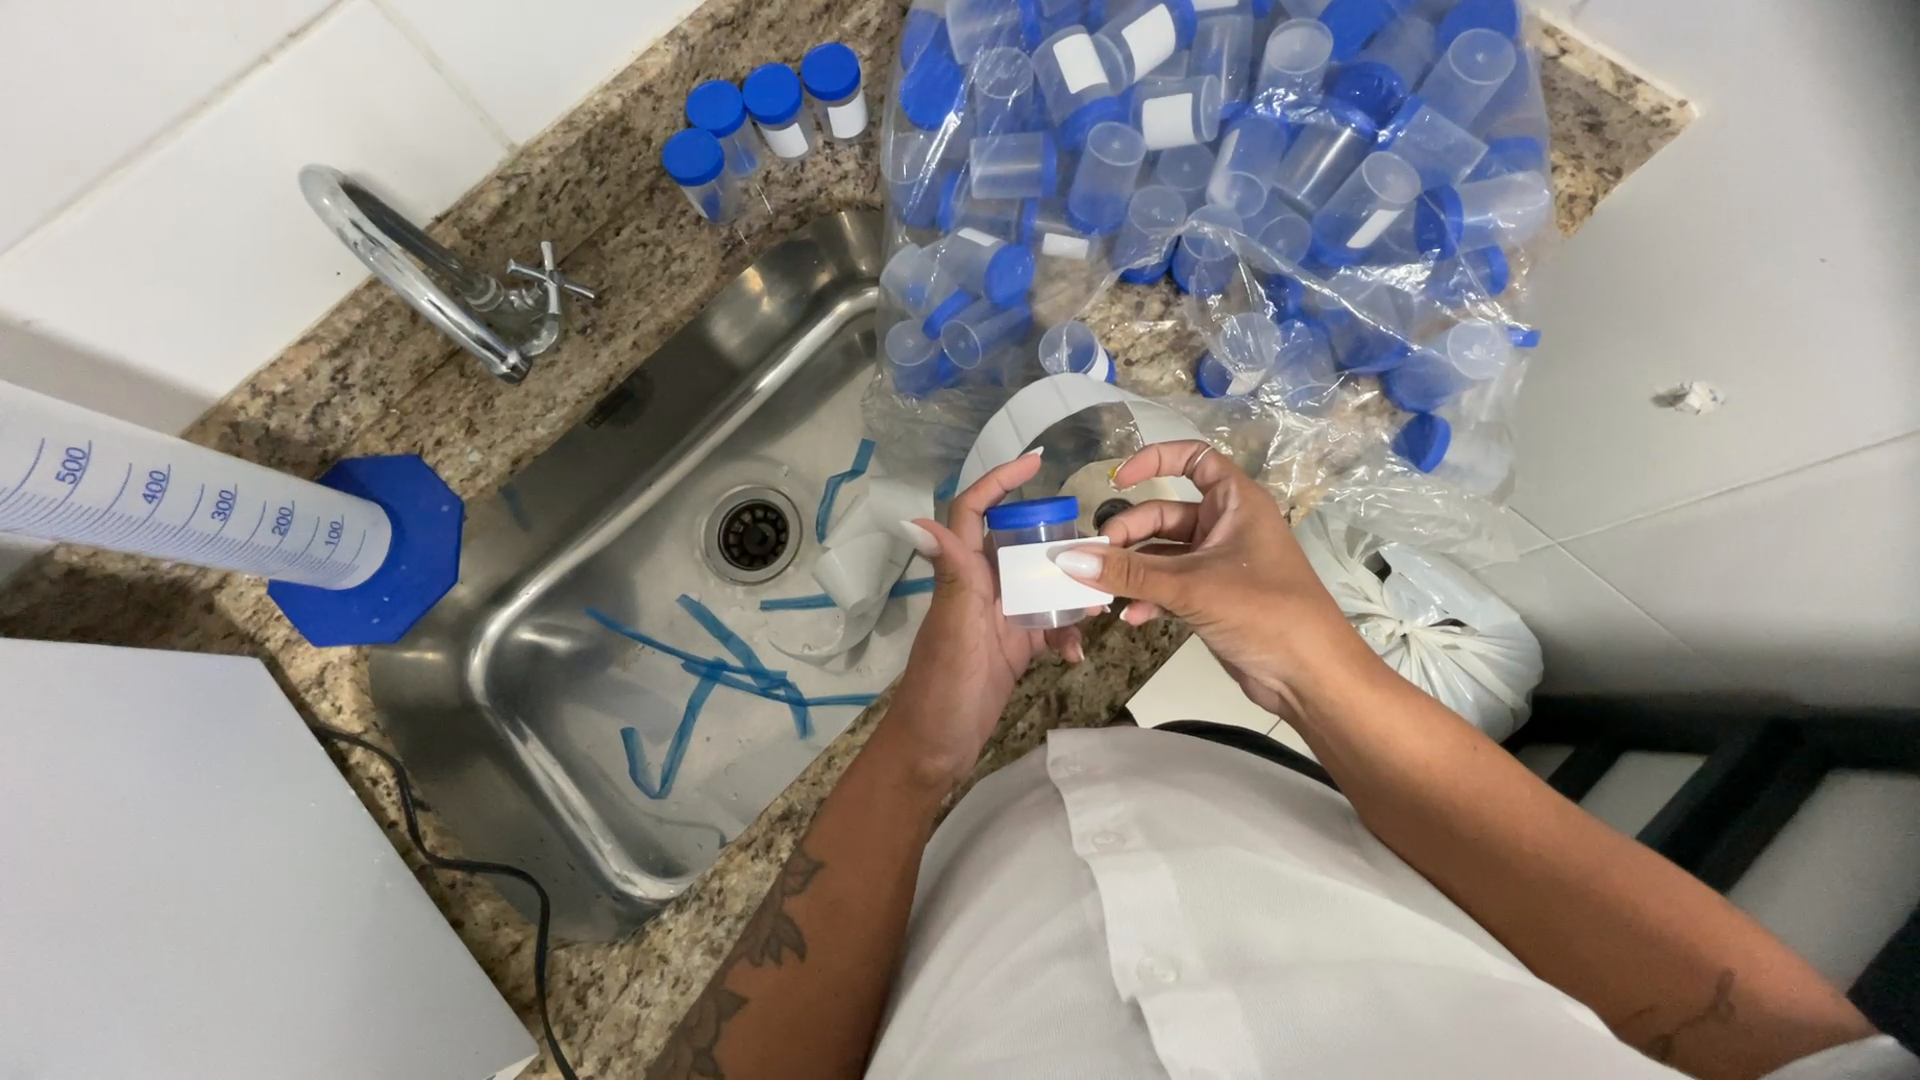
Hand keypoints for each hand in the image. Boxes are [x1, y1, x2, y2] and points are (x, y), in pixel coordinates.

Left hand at [884, 451, 1088, 785]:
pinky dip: (1065, 634)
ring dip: (1070, 592)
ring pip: (1041, 585)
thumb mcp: (953, 627)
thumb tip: (912, 518)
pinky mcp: (1014, 645)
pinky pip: (1048, 626)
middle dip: (1057, 543)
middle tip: (1096, 549)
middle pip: (1020, 544)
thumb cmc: (941, 687)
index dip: (999, 481)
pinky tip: (1076, 654)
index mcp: (961, 574)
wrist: (937, 747)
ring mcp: (999, 616)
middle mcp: (980, 587)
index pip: (973, 511)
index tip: (1036, 461)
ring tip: (1099, 605)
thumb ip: (949, 575)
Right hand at [1050, 441, 1379, 718]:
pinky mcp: (1212, 598)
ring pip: (1162, 554)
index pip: (1194, 458)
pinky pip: (1169, 587)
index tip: (1118, 481)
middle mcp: (1226, 526)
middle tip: (1097, 559)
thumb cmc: (1264, 611)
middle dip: (1128, 534)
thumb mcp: (1190, 586)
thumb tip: (1069, 559)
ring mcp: (1218, 564)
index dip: (1156, 460)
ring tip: (1101, 591)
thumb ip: (1128, 573)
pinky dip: (1148, 598)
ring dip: (1132, 571)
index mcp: (1236, 502)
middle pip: (1163, 514)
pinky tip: (1131, 618)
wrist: (1310, 676)